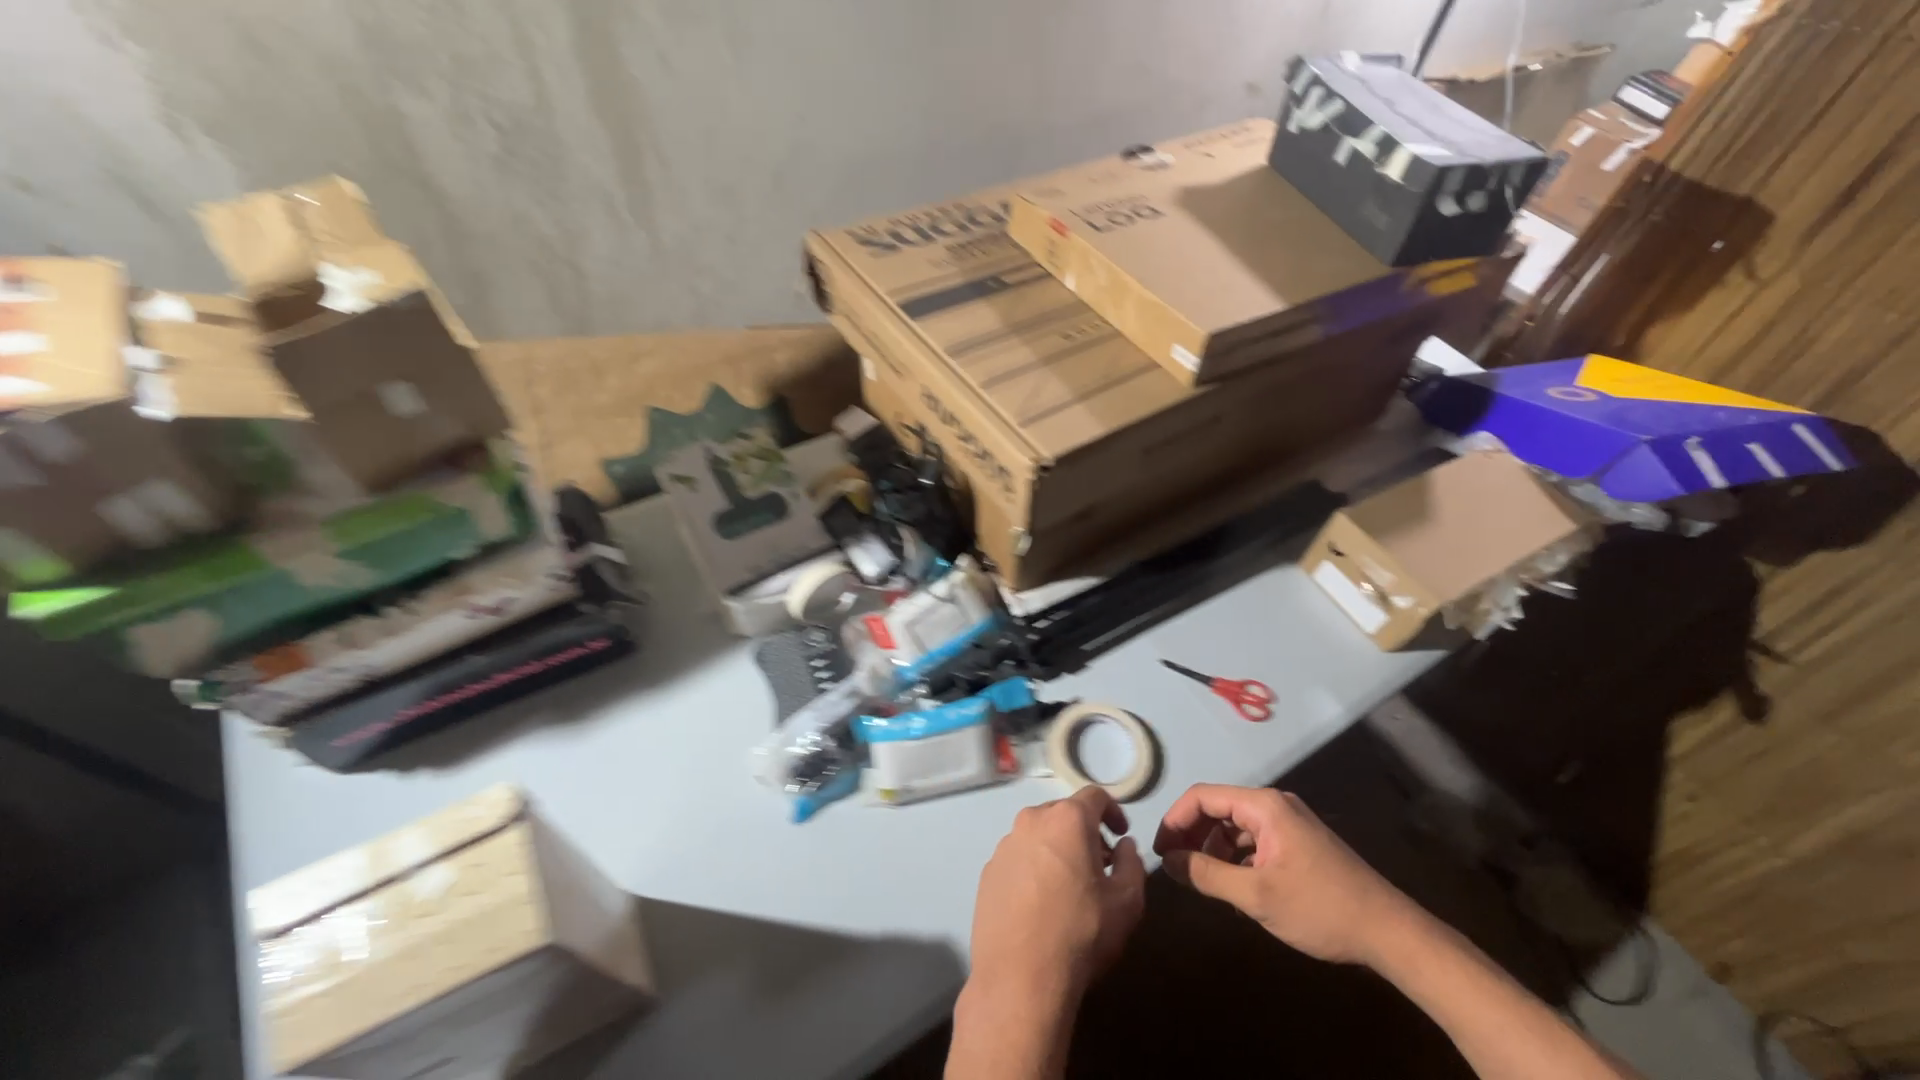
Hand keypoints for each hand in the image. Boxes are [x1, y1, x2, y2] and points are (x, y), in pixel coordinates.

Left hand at [969, 786, 1147, 997]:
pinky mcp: (987, 872)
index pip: (1094, 796)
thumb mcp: (1126, 901)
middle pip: (1063, 814)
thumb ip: (1131, 863)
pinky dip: (1034, 869)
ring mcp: (1004, 847)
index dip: (1113, 811)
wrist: (1020, 977)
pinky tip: (1041, 903)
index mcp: (1067, 820)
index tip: (1121, 836)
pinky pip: (1018, 859)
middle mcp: (1030, 822)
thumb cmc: (1081, 933)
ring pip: (1038, 836)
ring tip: (1070, 886)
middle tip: (1100, 864)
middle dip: (1085, 833)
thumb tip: (1124, 846)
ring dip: (1057, 850)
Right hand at [1153, 783, 1415, 966]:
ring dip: (1212, 848)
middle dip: (1191, 834)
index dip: (1174, 820)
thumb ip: (1205, 874)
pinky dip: (1235, 857)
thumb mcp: (1255, 895)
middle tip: (1175, 868)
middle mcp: (1275, 805)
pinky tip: (1233, 887)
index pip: (1202, 797)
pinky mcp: (1299, 842)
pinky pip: (1254, 840)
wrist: (1389, 932)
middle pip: (1217, 808)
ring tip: (1202, 881)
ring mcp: (1289, 823)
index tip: (1159, 853)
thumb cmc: (1320, 909)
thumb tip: (1167, 861)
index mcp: (1263, 806)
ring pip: (1234, 826)